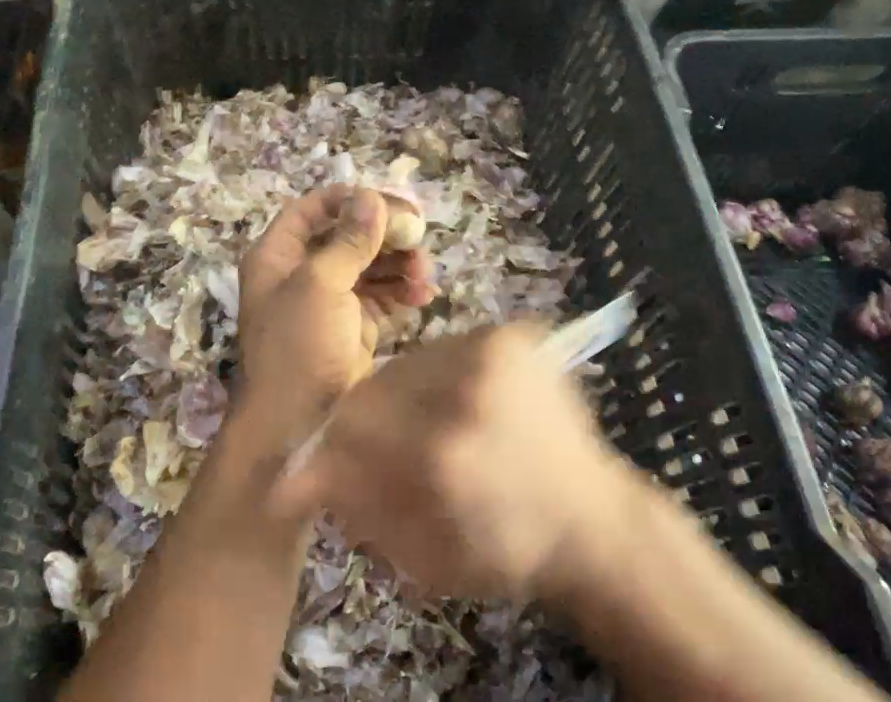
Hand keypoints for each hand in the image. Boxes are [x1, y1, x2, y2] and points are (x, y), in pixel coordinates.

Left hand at [237, 186, 432, 431]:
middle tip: (420, 236)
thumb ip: (349, 240)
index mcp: (277, 257)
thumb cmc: (299, 347)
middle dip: (384, 234)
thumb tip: (371, 197)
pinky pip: (381, 299)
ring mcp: (327, 304)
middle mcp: (299, 275)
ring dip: (399, 264)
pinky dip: (402, 293)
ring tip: (424, 275)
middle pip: (346, 236)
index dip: (349, 200)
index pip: (312, 210)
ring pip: (368, 267)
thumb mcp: (321, 284)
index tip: (391, 202)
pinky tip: (424, 296)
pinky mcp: (352, 331)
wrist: (297, 429)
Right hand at [268, 323, 631, 598]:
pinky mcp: (512, 335)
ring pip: (407, 364)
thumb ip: (358, 508)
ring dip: (399, 396)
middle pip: (374, 387)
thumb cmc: (505, 549)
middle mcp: (468, 391)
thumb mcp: (423, 556)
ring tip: (420, 430)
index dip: (326, 446)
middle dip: (362, 421)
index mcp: (445, 454)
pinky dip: (436, 377)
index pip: (350, 423)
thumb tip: (298, 477)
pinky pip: (442, 349)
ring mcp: (495, 355)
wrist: (592, 518)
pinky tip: (455, 407)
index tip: (315, 469)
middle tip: (370, 451)